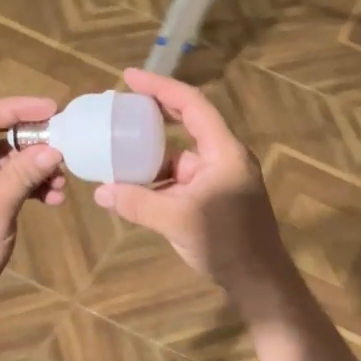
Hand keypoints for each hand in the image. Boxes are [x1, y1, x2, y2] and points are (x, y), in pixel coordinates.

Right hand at [93, 70, 291, 294]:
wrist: (259, 281)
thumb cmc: (226, 243)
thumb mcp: (177, 220)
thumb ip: (137, 203)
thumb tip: (101, 191)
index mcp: (224, 152)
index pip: (193, 105)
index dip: (160, 88)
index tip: (128, 79)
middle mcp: (225, 159)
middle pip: (188, 125)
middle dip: (154, 116)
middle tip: (120, 110)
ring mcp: (222, 180)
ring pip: (182, 157)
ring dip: (153, 155)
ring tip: (117, 149)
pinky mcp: (216, 200)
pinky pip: (184, 180)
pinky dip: (160, 181)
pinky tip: (133, 187)